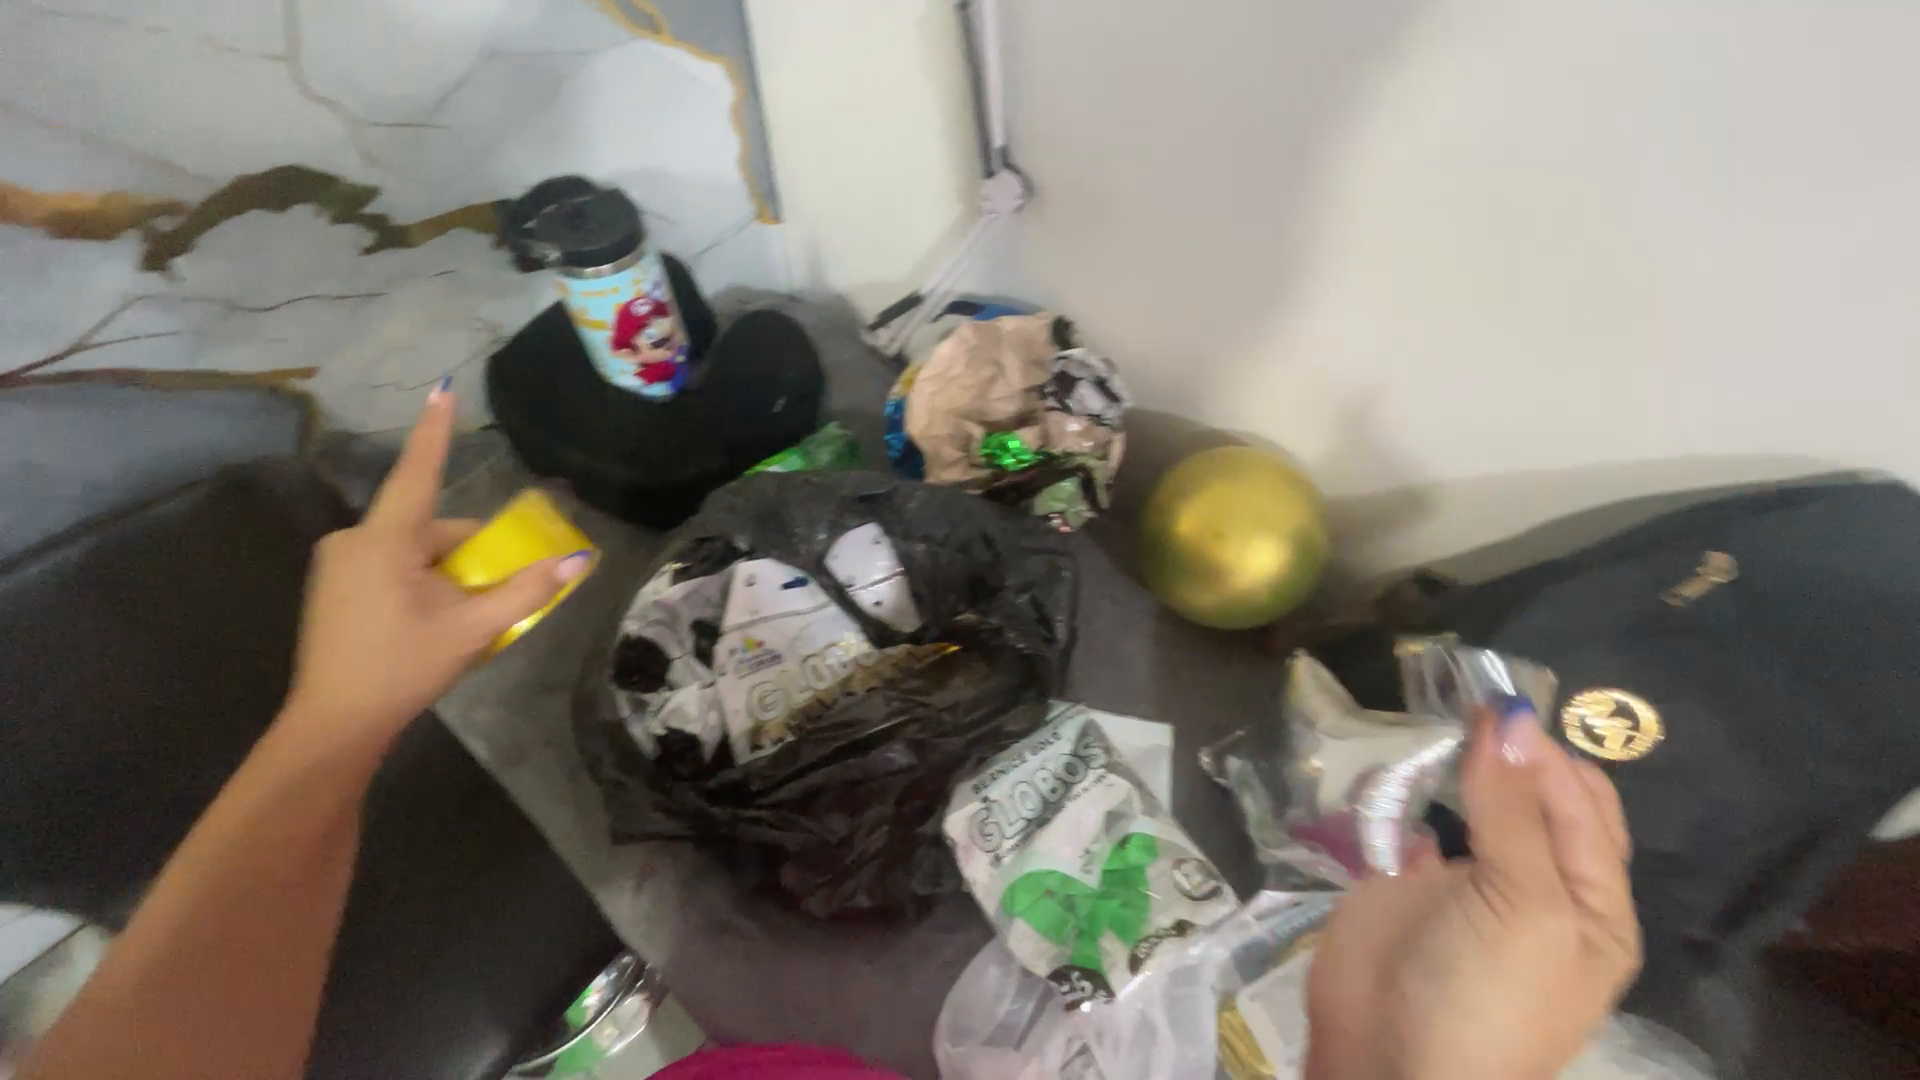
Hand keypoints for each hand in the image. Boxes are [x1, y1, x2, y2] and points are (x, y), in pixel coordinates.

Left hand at [282, 386, 590, 746]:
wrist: (334, 724)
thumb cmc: (401, 667)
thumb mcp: (474, 629)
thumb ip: (528, 590)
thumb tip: (579, 561)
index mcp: (382, 542)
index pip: (418, 474)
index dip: (436, 431)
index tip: (442, 387)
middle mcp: (354, 541)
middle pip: (433, 529)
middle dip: (470, 557)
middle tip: (486, 603)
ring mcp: (341, 564)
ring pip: (418, 551)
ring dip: (451, 575)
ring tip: (461, 622)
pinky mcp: (337, 587)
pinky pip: (396, 567)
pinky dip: (428, 584)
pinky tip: (433, 624)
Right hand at [1305, 698, 1640, 1079]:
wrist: (1390, 1056)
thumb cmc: (1486, 992)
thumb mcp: (1523, 904)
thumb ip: (1513, 809)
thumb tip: (1510, 716)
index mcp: (1590, 897)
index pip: (1579, 801)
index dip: (1544, 750)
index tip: (1494, 698)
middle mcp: (1534, 880)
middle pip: (1527, 795)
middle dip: (1503, 747)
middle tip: (1459, 697)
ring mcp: (1465, 877)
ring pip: (1466, 801)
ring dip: (1452, 761)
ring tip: (1426, 714)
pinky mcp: (1404, 876)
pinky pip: (1408, 818)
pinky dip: (1401, 789)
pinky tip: (1389, 761)